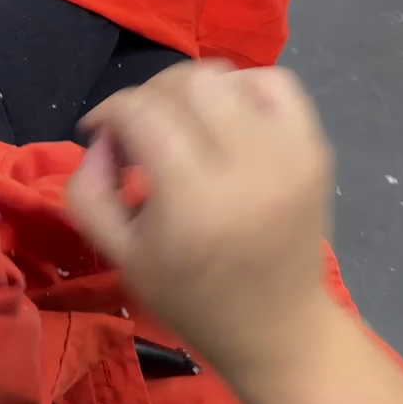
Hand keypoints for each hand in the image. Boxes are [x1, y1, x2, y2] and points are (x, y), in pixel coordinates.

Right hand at [66, 60, 339, 388]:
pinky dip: (238, 87)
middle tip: (136, 132)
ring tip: (178, 124)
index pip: (141, 112)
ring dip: (188, 90)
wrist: (276, 327)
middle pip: (184, 84)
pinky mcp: (314, 149)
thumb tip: (100, 139)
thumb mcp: (118, 255)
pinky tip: (221, 118)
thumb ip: (88, 192)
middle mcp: (247, 167)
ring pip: (226, 76)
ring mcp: (289, 154)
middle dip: (146, 97)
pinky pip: (274, 83)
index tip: (99, 133)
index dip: (109, 110)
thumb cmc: (189, 298)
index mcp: (192, 200)